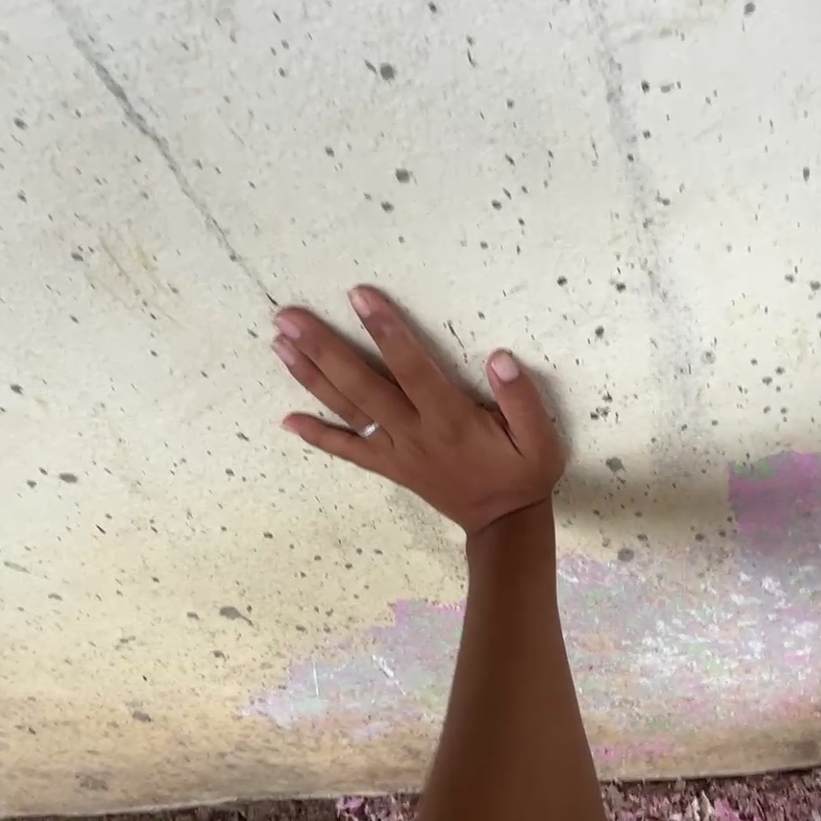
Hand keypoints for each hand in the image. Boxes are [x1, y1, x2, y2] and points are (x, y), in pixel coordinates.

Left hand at [270, 287, 563, 536]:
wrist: (503, 524)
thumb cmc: (523, 474)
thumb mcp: (541, 439)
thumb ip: (522, 398)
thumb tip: (500, 357)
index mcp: (450, 420)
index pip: (411, 368)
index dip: (386, 331)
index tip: (359, 296)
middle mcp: (415, 433)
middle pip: (361, 385)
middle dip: (323, 348)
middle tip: (287, 316)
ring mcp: (397, 452)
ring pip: (348, 410)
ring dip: (310, 377)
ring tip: (279, 345)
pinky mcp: (390, 467)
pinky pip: (348, 451)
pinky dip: (317, 436)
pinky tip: (288, 421)